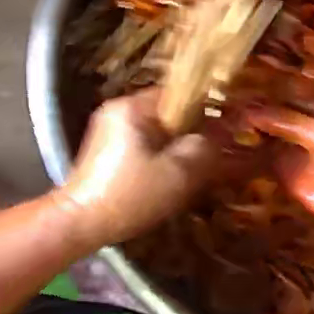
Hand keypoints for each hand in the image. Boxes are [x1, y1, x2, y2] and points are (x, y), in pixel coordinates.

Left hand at [58, 91, 210, 246]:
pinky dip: (161, 156)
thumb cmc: (130, 194)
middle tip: (220, 151)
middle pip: (168, 112)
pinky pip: (144, 144)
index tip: (232, 124)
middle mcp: (117, 111)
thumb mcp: (178, 172)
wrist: (81, 220)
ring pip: (157, 131)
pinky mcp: (108, 150)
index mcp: (131, 107)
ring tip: (201, 167)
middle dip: (194, 131)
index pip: (178, 93)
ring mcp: (110, 130)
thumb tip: (221, 131)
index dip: (208, 107)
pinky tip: (175, 177)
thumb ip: (205, 147)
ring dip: (179, 146)